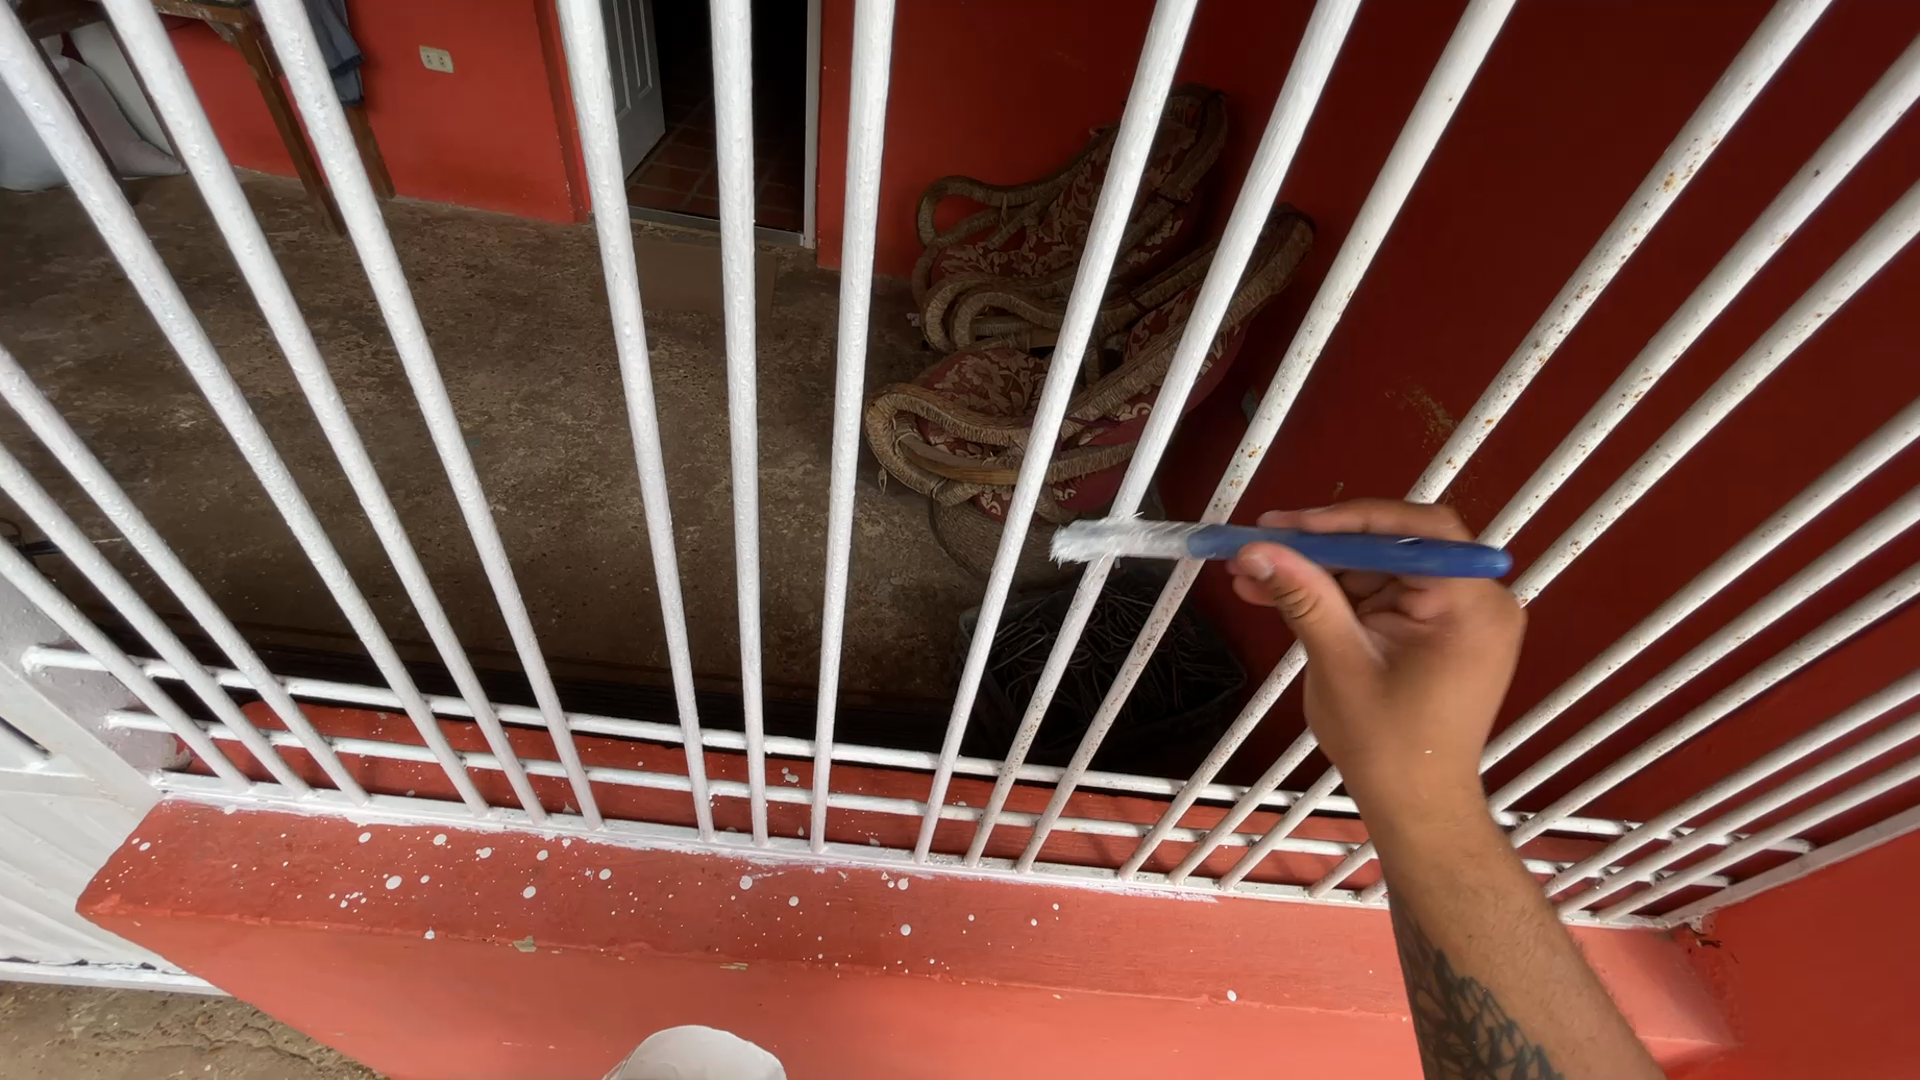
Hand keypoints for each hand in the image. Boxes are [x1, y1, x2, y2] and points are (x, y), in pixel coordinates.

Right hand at [1226, 500, 1524, 819]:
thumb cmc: (1386, 742)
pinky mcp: (1423, 626)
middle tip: (1261, 542)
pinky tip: (1273, 593)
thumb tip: (1254, 550)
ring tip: (1250, 573)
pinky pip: (1371, 593)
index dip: (1351, 518)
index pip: (1418, 531)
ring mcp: (1447, 612)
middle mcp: (1471, 599)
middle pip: (1391, 545)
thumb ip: (1302, 597)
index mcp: (1469, 605)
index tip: (1290, 526)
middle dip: (1320, 545)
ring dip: (1313, 570)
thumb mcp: (1338, 662)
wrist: (1412, 800)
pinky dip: (1326, 593)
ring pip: (1372, 566)